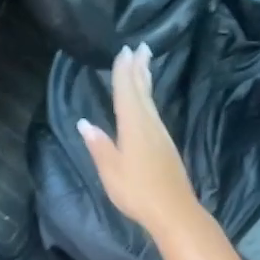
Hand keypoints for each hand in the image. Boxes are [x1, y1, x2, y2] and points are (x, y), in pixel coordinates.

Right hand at [76, 44, 202, 235]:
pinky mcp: (167, 148)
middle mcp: (149, 124)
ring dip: (146, 82)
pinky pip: (155, 114)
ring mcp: (161, 136)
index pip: (126, 91)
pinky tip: (148, 106)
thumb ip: (99, 146)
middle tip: (141, 47)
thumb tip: (85, 123)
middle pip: (143, 92)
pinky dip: (150, 101)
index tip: (124, 50)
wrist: (174, 211)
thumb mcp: (111, 171)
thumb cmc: (138, 192)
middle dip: (139, 69)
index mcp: (133, 126)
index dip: (124, 71)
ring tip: (144, 67)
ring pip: (151, 102)